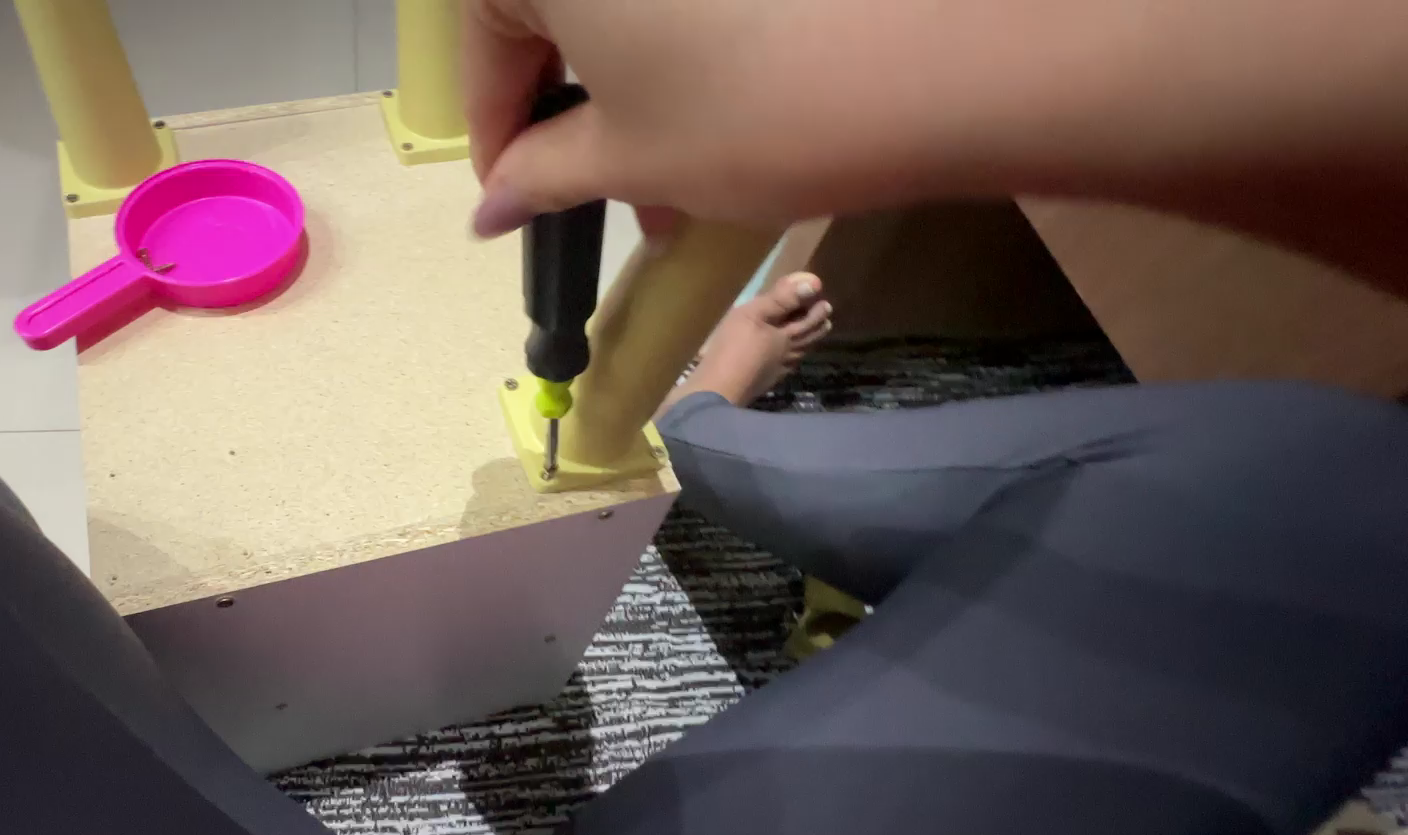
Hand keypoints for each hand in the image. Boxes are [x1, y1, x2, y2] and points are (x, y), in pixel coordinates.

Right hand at [462, 0, 860, 238]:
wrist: (955, 51)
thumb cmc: (748, 112)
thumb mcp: (627, 157)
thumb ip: (539, 175)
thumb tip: (489, 210)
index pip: (482, 41)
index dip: (493, 133)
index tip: (510, 196)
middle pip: (547, 5)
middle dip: (560, 104)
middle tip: (589, 184)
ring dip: (622, 76)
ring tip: (662, 167)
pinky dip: (674, 35)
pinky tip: (704, 95)